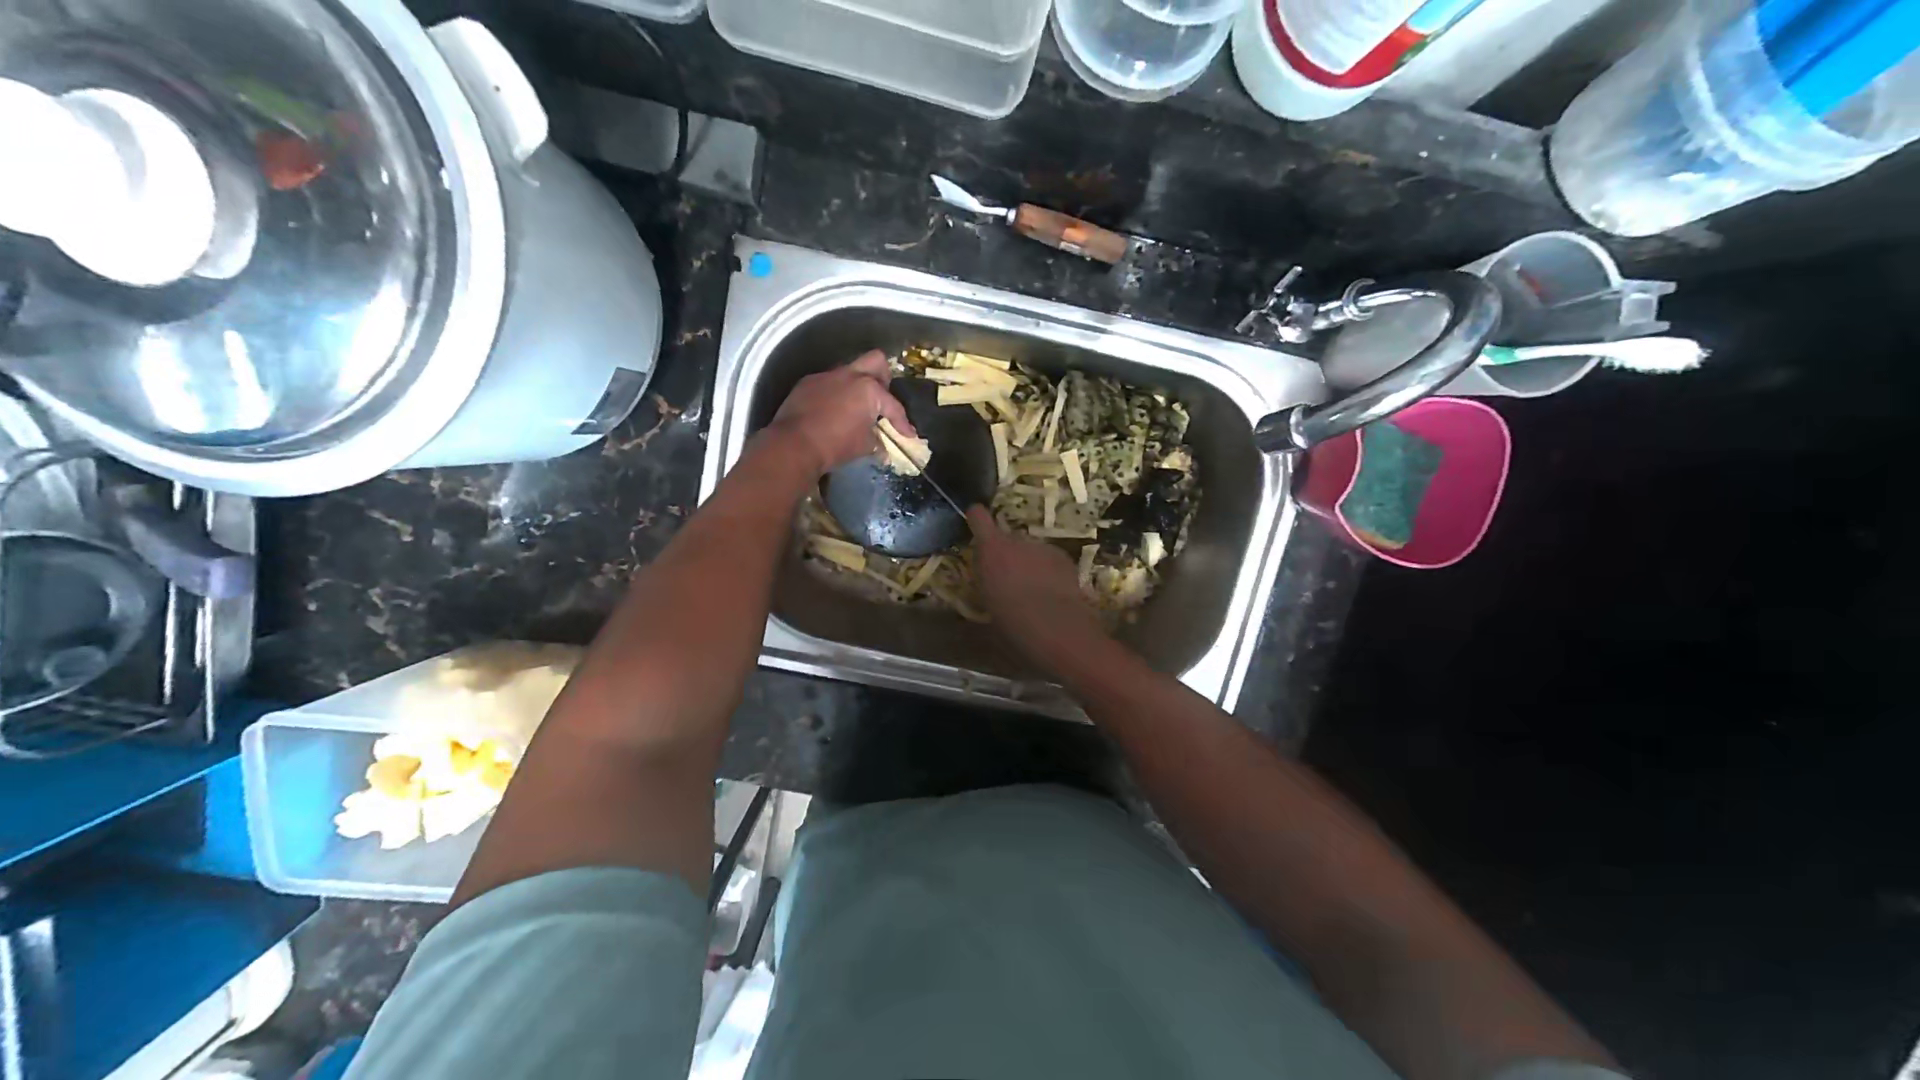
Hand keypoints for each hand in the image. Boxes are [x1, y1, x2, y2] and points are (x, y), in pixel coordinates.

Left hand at [762, 350, 916, 476]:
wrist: (793, 444)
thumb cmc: (835, 445)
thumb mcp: (864, 446)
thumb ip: (877, 440)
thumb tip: (881, 446)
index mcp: (869, 389)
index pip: (893, 405)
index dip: (903, 423)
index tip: (908, 434)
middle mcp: (850, 375)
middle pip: (876, 361)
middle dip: (883, 378)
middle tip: (882, 400)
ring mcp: (827, 376)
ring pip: (849, 371)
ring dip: (856, 386)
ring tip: (855, 407)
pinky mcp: (808, 383)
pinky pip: (828, 383)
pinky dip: (835, 394)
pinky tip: (832, 411)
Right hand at [967, 507, 1109, 672]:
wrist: (1057, 628)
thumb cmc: (1011, 622)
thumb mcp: (987, 608)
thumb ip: (985, 589)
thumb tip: (984, 592)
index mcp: (992, 550)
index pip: (979, 517)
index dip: (976, 517)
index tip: (974, 519)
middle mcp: (1018, 541)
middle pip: (1008, 539)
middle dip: (1007, 553)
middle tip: (1007, 578)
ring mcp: (1044, 547)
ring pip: (1031, 550)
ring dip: (1029, 563)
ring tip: (1032, 590)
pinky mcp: (1066, 559)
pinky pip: (1051, 561)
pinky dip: (1049, 571)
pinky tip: (1052, 594)